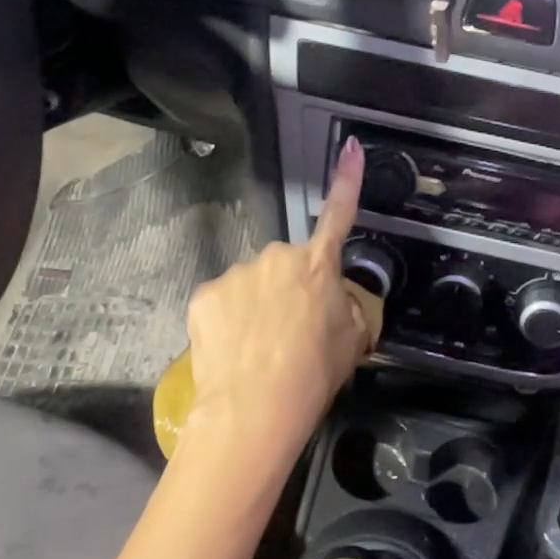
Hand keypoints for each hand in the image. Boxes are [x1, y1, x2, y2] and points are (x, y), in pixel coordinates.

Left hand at [184, 137, 379, 450]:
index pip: (339, 214)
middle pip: (288, 265)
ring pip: (253, 284)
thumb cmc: (314, 373)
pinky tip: (235, 350)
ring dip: (258, 305)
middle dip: (291, 287)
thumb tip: (338, 298)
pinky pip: (223, 302)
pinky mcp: (204, 295)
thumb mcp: (354, 339)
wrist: (254, 409)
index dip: (347, 180)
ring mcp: (236, 274)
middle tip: (294, 331)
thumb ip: (350, 306)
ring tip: (261, 349)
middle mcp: (277, 258)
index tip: (349, 148)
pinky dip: (229, 320)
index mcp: (319, 265)